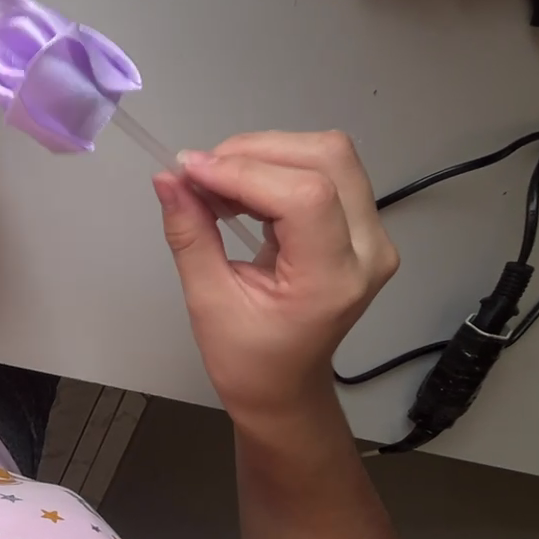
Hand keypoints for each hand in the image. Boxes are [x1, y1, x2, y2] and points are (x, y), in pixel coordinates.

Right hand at [153, 131, 398, 420]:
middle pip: (327, 158)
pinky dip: (273, 166)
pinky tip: (237, 191)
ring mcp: (372, 234)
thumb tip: (166, 179)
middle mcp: (368, 248)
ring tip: (215, 182)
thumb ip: (190, 235)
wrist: (283, 386)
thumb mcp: (206, 300)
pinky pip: (324, 170)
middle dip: (254, 151)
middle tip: (199, 174)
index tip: (186, 171)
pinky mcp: (359, 224)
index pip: (303, 197)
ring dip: (264, 153)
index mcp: (332, 279)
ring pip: (329, 155)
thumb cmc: (244, 358)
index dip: (242, 172)